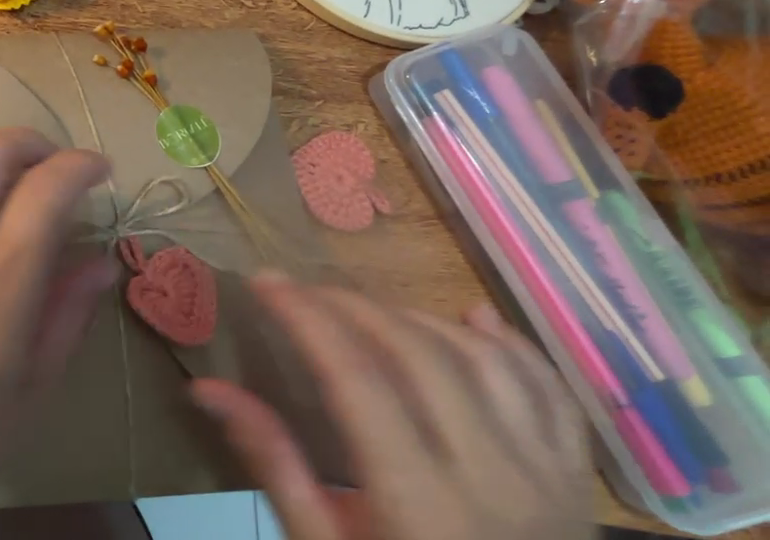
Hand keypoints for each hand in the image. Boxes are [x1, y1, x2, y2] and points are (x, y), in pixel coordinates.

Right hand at [192, 274, 592, 539]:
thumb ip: (274, 464)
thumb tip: (206, 387)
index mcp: (420, 501)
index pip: (356, 378)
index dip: (307, 318)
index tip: (264, 280)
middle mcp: (493, 477)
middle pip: (419, 355)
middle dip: (351, 305)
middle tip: (301, 289)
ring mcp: (547, 476)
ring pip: (484, 360)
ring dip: (417, 318)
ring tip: (365, 309)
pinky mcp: (576, 481)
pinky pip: (551, 392)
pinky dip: (509, 345)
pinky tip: (469, 320)